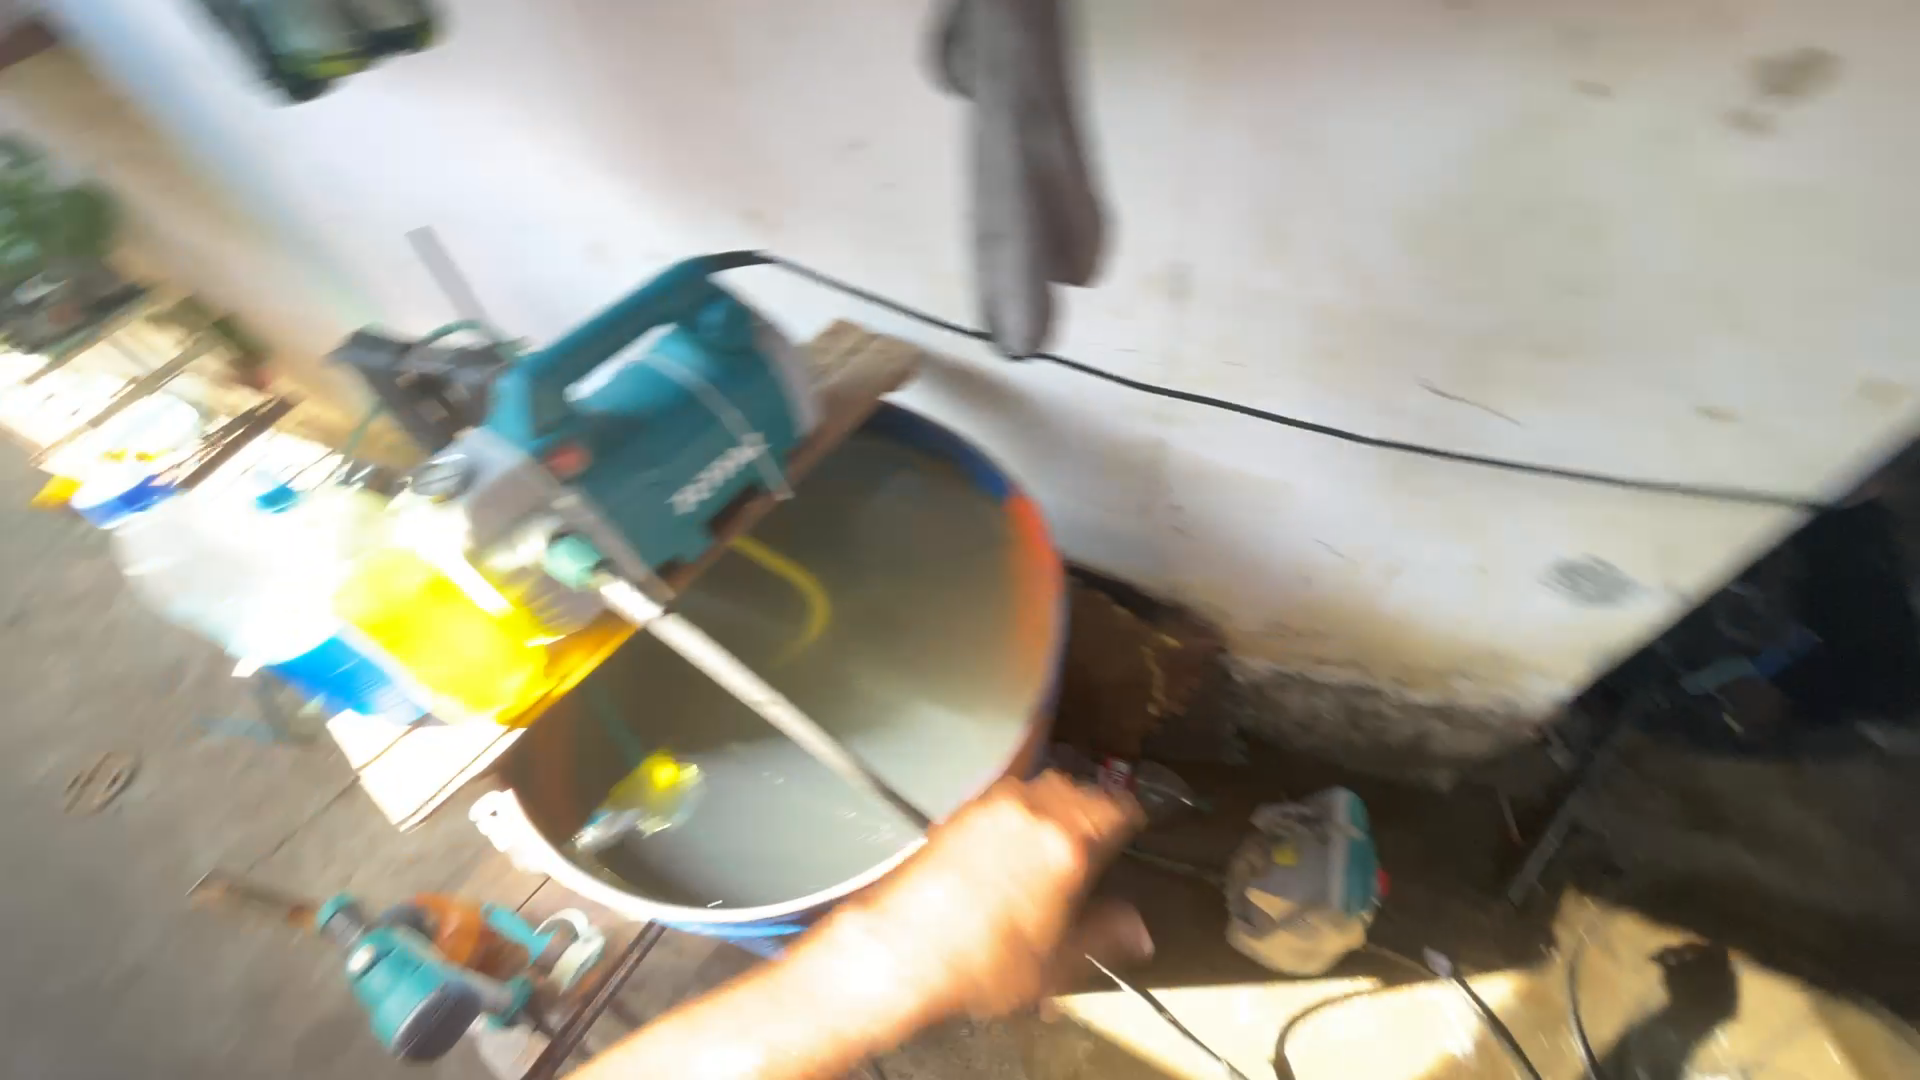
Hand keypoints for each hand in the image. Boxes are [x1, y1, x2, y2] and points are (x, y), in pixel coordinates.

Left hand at [802, 771, 1150, 1022]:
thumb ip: (1104, 934)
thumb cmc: (976, 958)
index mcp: (1066, 846)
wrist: (905, 944)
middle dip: (1094, 802)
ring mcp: (996, 806)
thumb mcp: (1056, 962)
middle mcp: (1033, 813)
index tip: (1133, 818)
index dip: (1129, 812)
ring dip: (1059, 795)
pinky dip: (1023, 800)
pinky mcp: (965, 809)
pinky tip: (1017, 824)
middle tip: (1100, 821)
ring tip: (1060, 821)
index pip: (1115, 808)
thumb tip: (1135, 928)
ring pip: (1042, 783)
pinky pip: (1007, 789)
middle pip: (1079, 787)